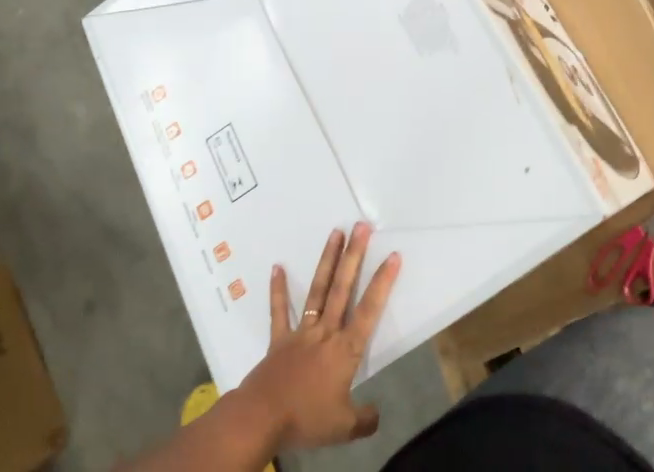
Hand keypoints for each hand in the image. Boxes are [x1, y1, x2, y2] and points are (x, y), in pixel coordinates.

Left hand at [237, 223, 402, 451]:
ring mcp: (301, 333)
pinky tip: (277, 267)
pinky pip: (279, 311)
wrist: (260, 418)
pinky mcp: (279, 340)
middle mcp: (326, 332)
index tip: (393, 256)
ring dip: (327, 260)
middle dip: (355, 256)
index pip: (370, 309)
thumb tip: (377, 416)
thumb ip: (365, 419)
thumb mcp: (344, 427)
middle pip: (343, 288)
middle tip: (362, 226)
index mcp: (346, 349)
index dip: (383, 282)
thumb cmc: (306, 418)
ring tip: (335, 232)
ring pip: (318, 291)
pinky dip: (278, 289)